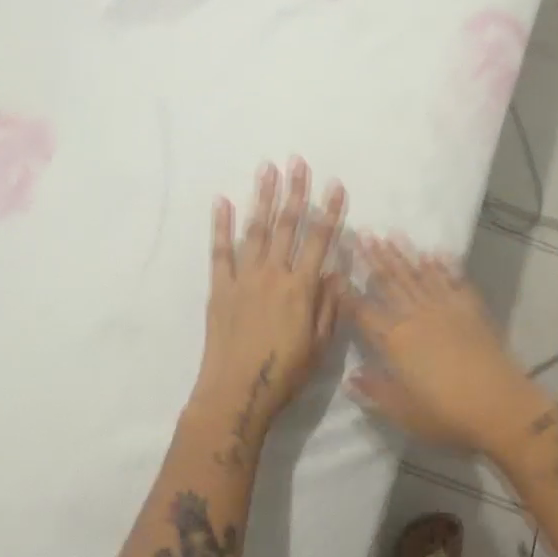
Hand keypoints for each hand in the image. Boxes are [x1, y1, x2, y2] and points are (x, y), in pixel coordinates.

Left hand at [195, 159, 346, 441]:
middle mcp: (273, 275)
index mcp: (301, 288)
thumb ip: (330, 305)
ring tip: (267, 170)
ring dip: (262, 198)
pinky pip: (219, 251)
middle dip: (295, 191)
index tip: (335, 184)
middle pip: (287, 225)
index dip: (329, 211)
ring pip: (256, 230)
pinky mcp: (219, 288)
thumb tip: (338, 271)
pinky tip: (222, 202)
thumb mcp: (320, 345)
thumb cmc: (285, 374)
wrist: (236, 394)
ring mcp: (243, 279)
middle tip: (297, 162)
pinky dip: (220, 225)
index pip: (320, 240)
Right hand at [343, 237, 545, 452]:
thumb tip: (351, 377)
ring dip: (405, 255)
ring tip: (392, 234)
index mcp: (395, 341)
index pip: (365, 312)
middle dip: (376, 259)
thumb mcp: (403, 411)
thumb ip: (376, 390)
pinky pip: (454, 282)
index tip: (338, 271)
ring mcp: (446, 309)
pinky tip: (436, 254)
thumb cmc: (447, 414)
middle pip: (391, 283)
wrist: (500, 405)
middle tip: (364, 234)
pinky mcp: (471, 310)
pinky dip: (444, 266)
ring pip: (420, 276)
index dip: (349, 294)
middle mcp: (417, 317)